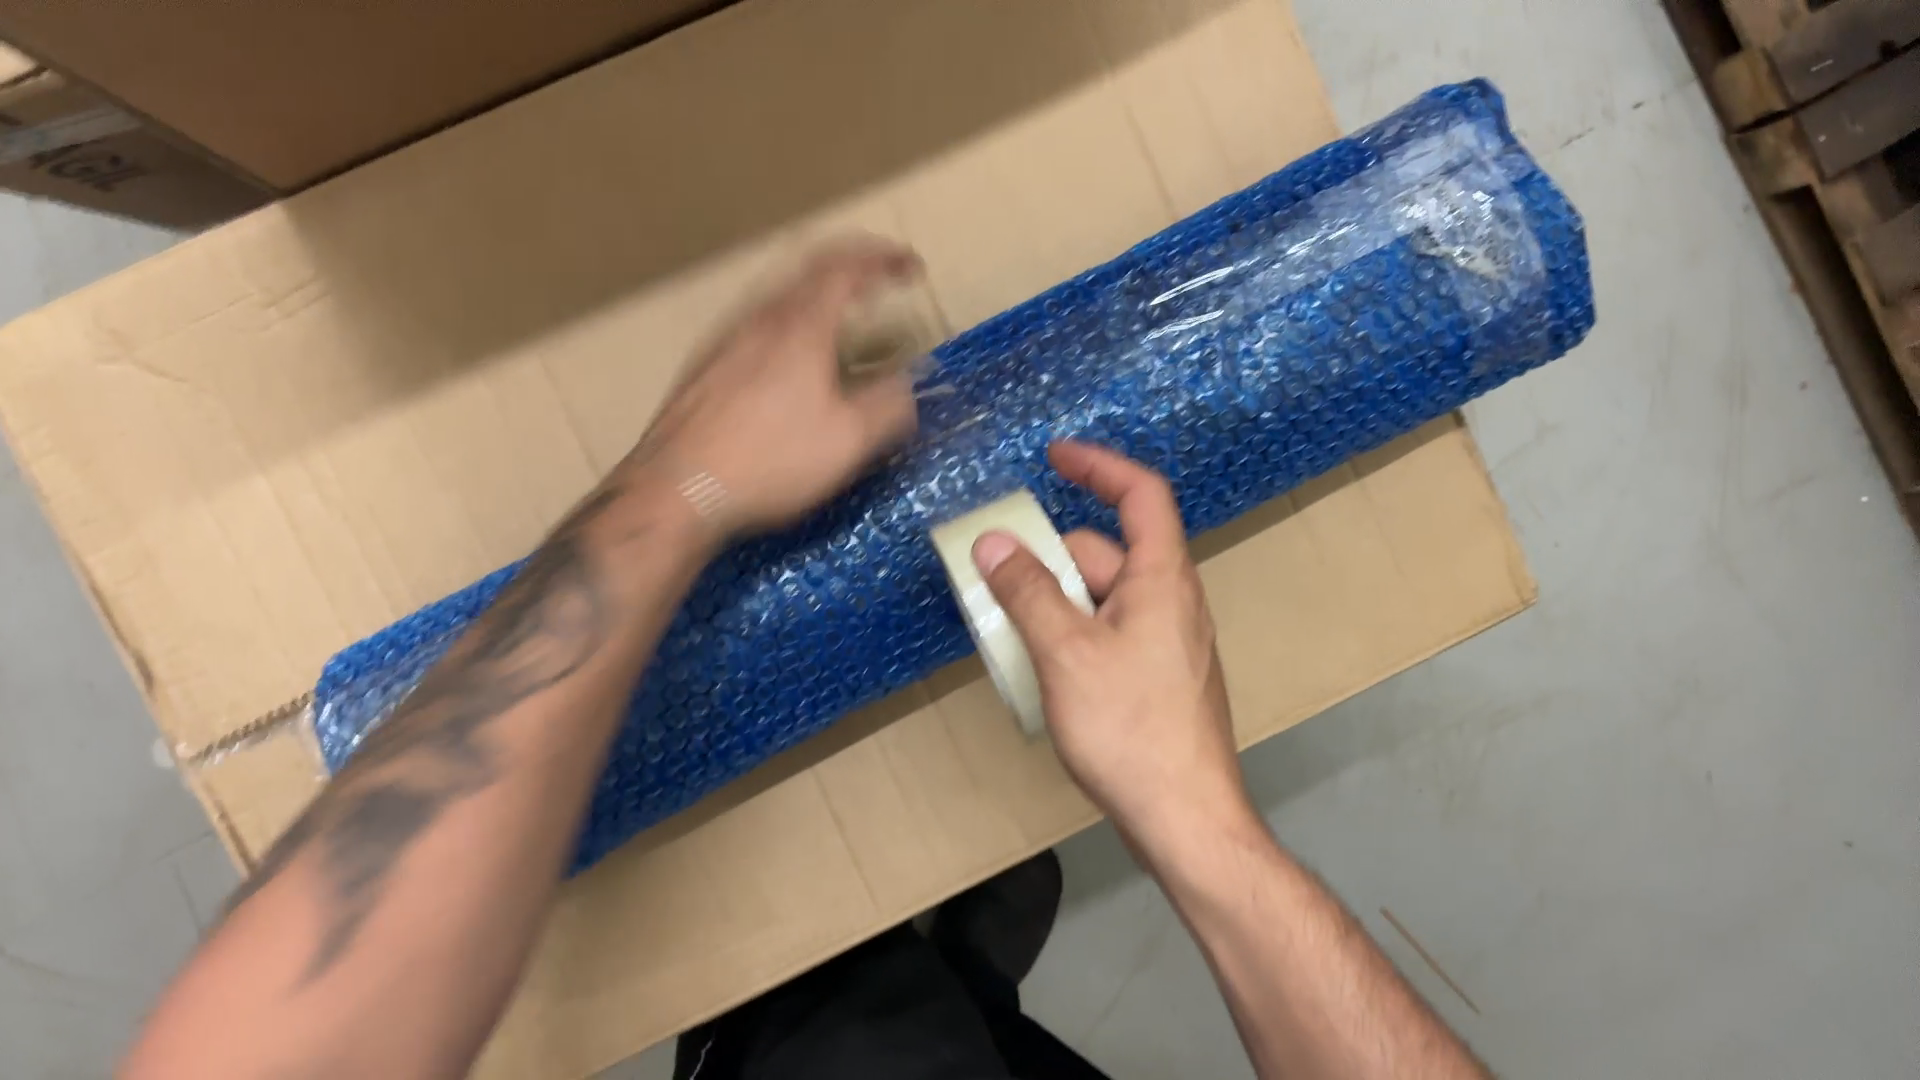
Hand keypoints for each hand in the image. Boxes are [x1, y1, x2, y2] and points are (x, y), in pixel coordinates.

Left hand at [632, 238, 924, 535]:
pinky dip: (789, 327)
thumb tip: (914, 379)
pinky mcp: (703, 368)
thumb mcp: (849, 440)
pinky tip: (788, 365)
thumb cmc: (771, 460)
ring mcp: (724, 340)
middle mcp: (759, 319)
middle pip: (808, 271)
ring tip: (840, 323)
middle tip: (878, 284)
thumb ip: (890, 404)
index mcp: (800, 325)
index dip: (884, 260)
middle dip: (851, 270)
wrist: (678, 489)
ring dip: (817, 299)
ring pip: (778, 298)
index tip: (912, 269)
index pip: (846, 267)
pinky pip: (756, 326)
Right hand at [970, 442, 1254, 846]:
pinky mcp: (1158, 679)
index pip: (1140, 495)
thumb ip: (1028, 592)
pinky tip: (1043, 672)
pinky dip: (1072, 634)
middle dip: (1050, 559)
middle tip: (995, 582)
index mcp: (1162, 579)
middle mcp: (1171, 601)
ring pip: (1102, 598)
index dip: (1098, 466)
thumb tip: (993, 543)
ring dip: (1055, 602)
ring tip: (1010, 633)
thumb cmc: (1129, 728)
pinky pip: (1108, 633)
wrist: (1185, 819)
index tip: (1054, 457)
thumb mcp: (1066, 653)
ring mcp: (1167, 643)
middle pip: (1105, 552)